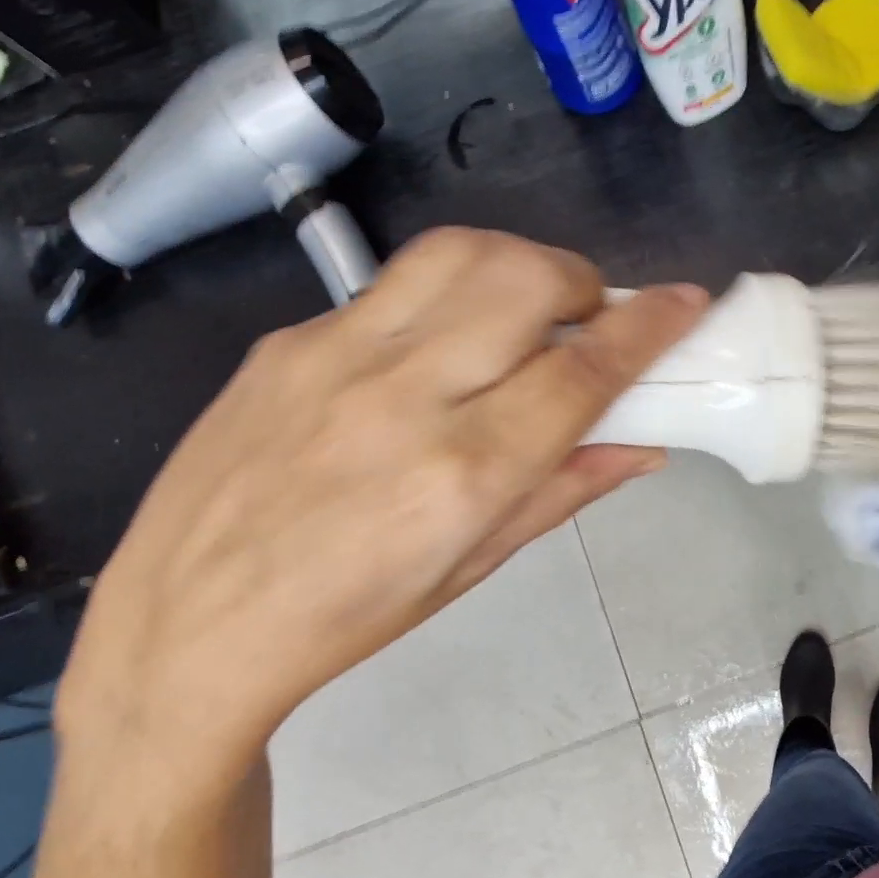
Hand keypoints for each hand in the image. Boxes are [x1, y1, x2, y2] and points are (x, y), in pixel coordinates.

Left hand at [56, 229, 708, 773]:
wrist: (190, 622)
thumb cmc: (351, 617)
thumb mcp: (474, 567)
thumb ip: (562, 491)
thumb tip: (643, 445)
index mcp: (463, 475)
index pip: (581, 374)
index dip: (648, 329)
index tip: (688, 302)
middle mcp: (405, 398)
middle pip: (525, 282)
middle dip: (582, 282)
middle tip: (589, 319)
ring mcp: (335, 355)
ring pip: (459, 255)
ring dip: (519, 264)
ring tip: (526, 307)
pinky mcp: (286, 339)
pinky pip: (393, 288)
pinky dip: (448, 298)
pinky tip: (439, 346)